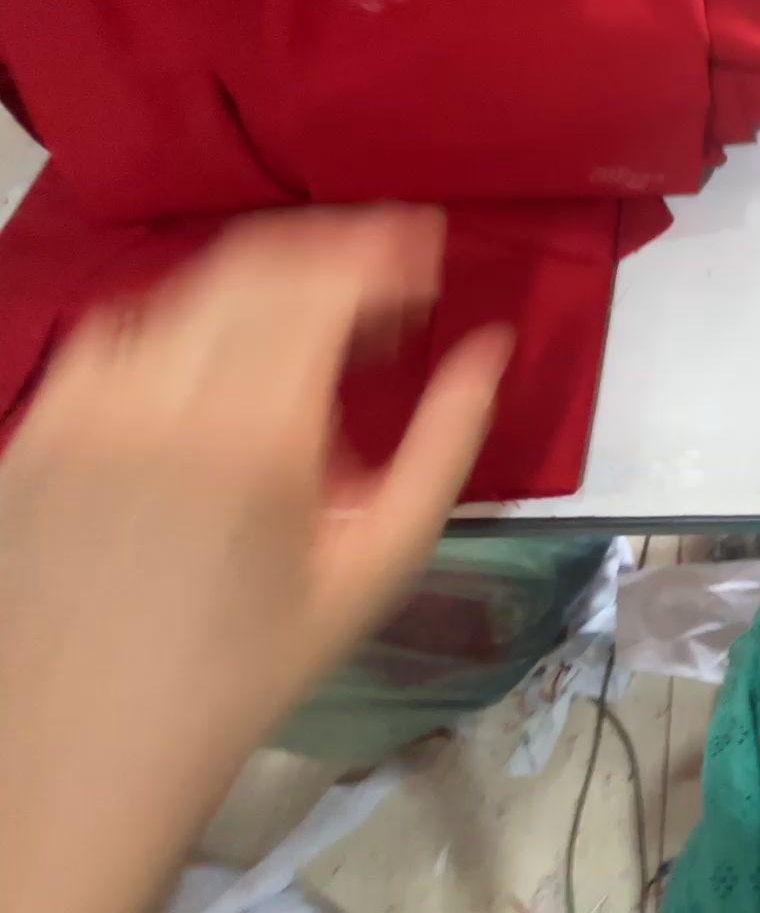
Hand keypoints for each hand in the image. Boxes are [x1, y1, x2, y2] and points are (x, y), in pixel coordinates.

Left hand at [0, 206, 510, 912]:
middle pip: (252, 274)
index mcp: (257, 437)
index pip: (320, 295)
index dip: (381, 253)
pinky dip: (192, 309)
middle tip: (397, 252)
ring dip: (267, 273)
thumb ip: (450, 440)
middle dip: (335, 246)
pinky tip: (232, 335)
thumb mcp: (391, 552)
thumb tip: (491, 350)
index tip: (430, 242)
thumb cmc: (270, 649)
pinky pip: (118, 332)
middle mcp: (157, 405)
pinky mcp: (38, 432)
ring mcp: (81, 414)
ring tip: (329, 289)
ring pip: (182, 292)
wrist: (93, 739)